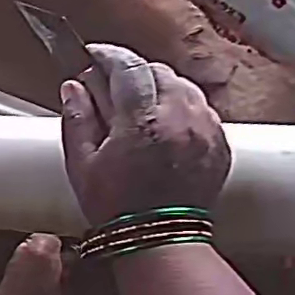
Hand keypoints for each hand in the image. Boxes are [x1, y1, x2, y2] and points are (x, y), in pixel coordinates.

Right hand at [60, 44, 230, 225]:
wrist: (159, 239)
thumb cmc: (116, 206)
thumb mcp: (82, 164)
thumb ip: (78, 119)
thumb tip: (74, 87)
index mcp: (142, 120)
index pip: (127, 66)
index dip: (107, 55)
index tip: (94, 54)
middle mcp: (180, 117)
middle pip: (157, 71)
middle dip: (132, 72)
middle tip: (110, 87)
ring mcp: (205, 129)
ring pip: (182, 86)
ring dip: (157, 87)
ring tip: (136, 107)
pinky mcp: (219, 143)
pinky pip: (200, 109)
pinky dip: (178, 107)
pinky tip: (160, 126)